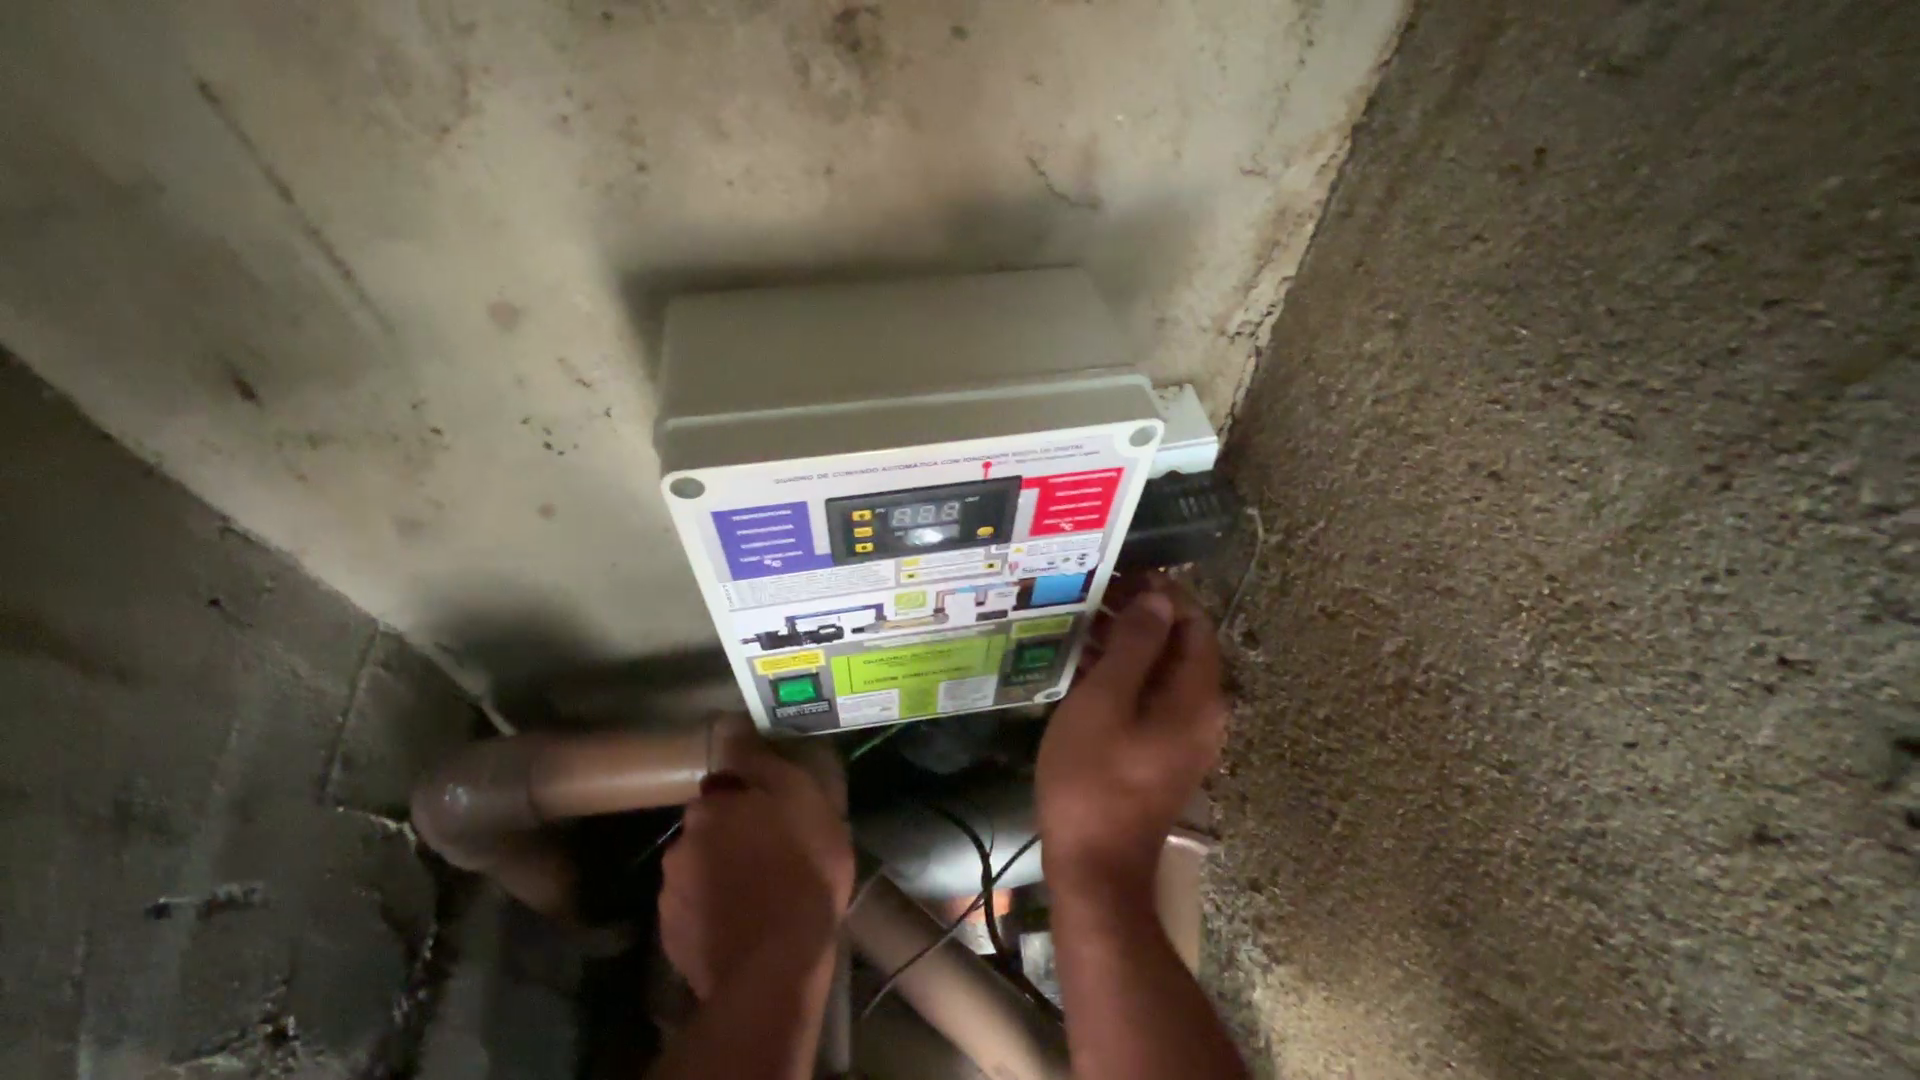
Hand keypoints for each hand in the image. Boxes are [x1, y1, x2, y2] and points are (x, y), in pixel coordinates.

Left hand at [658, 724, 854, 999]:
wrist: (774, 965)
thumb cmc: (802, 872)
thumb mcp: (806, 801)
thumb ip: (767, 766)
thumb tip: (735, 734)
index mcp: (713, 805)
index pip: (726, 789)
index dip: (751, 802)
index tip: (775, 819)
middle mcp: (682, 842)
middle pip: (709, 830)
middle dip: (732, 838)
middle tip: (771, 858)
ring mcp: (671, 892)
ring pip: (699, 871)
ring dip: (720, 876)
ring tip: (757, 899)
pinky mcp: (672, 936)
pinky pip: (695, 913)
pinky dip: (713, 914)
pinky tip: (741, 927)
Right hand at [1037, 574, 1227, 896]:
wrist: (1095, 866)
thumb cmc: (1093, 779)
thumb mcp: (1105, 702)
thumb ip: (1135, 645)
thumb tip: (1158, 598)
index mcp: (1198, 696)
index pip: (1195, 623)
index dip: (1161, 593)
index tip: (1119, 575)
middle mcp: (1204, 712)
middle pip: (1180, 646)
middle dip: (1140, 615)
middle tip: (1093, 595)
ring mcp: (1185, 736)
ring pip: (1162, 672)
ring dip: (1128, 644)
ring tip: (1082, 622)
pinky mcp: (1163, 753)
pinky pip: (1150, 698)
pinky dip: (1124, 676)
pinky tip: (1084, 666)